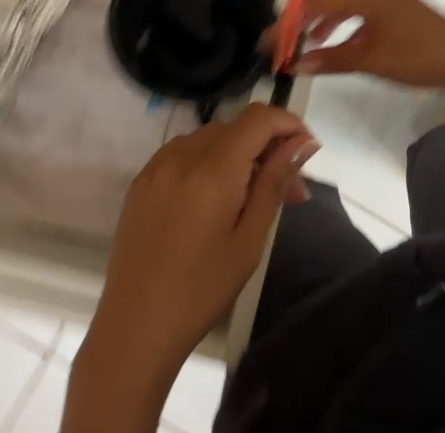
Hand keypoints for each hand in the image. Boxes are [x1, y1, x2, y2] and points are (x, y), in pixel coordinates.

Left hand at [90, 104, 318, 366]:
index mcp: (212, 169)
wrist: (136, 326)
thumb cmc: (202, 289)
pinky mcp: (141, 181)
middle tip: (289, 192)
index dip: (288, 124)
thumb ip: (274, 183)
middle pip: (235, 127)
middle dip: (267, 147)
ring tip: (252, 198)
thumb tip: (302, 143)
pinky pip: (183, 152)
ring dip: (238, 154)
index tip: (307, 152)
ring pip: (209, 137)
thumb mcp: (250, 239)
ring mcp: (156, 166)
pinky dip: (208, 161)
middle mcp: (181, 155)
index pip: (258, 118)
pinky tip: (215, 198)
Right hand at [292, 0, 444, 89]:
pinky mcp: (399, 7)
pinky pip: (361, 4)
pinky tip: (340, 41)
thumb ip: (331, 60)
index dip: (291, 18)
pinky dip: (343, 18)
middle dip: (305, 8)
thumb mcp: (371, 61)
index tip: (273, 39)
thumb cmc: (420, 58)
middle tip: (289, 33)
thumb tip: (297, 64)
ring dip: (324, 13)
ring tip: (310, 39)